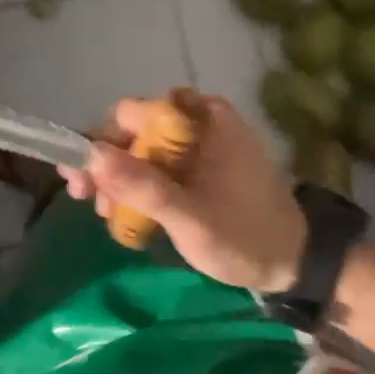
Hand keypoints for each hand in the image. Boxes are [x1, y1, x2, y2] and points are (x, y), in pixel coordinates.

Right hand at [59, 93, 306, 292]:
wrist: (293, 260)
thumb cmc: (243, 235)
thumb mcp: (189, 217)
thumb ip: (142, 185)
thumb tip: (91, 156)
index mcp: (204, 118)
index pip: (134, 113)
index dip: (102, 142)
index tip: (81, 179)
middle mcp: (201, 119)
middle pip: (137, 129)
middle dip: (109, 164)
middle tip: (88, 202)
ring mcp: (204, 142)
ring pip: (147, 148)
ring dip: (122, 178)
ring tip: (108, 217)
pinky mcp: (205, 165)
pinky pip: (163, 164)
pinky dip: (144, 185)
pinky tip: (130, 216)